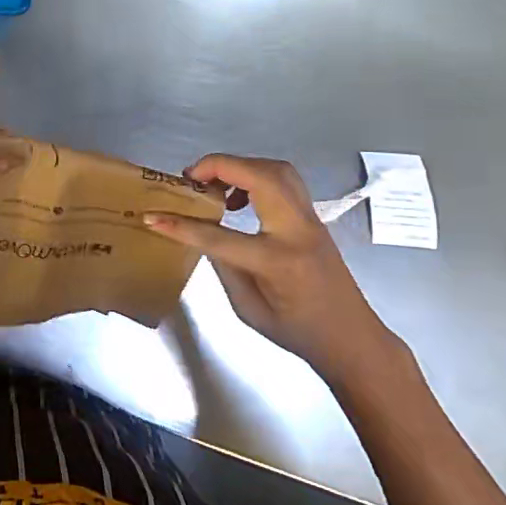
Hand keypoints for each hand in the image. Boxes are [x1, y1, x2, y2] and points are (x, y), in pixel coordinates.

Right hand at [144, 155, 410, 387]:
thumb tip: (203, 234)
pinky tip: (239, 198)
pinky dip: (257, 176)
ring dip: (240, 166)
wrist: (352, 338)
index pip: (219, 235)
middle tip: (190, 178)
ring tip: (212, 184)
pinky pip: (285, 181)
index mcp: (278, 261)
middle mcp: (298, 231)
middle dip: (219, 166)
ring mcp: (311, 220)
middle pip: (260, 176)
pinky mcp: (314, 218)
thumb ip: (224, 265)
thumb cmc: (298, 332)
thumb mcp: (247, 308)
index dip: (181, 225)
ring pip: (277, 169)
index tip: (153, 216)